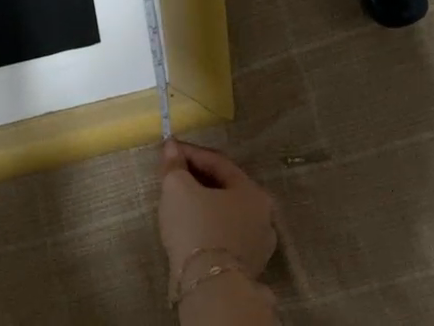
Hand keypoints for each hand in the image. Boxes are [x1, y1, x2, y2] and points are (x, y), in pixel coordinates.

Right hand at [158, 140, 277, 280]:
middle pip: (226, 187)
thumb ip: (175, 165)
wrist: (209, 287)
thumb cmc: (196, 227)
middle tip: (174, 172)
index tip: (169, 149)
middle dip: (198, 177)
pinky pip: (225, 234)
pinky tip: (191, 224)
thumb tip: (171, 147)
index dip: (191, 152)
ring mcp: (259, 244)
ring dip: (204, 201)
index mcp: (252, 192)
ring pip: (227, 212)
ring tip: (180, 198)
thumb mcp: (177, 188)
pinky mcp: (248, 266)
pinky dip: (209, 223)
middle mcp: (264, 216)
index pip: (218, 162)